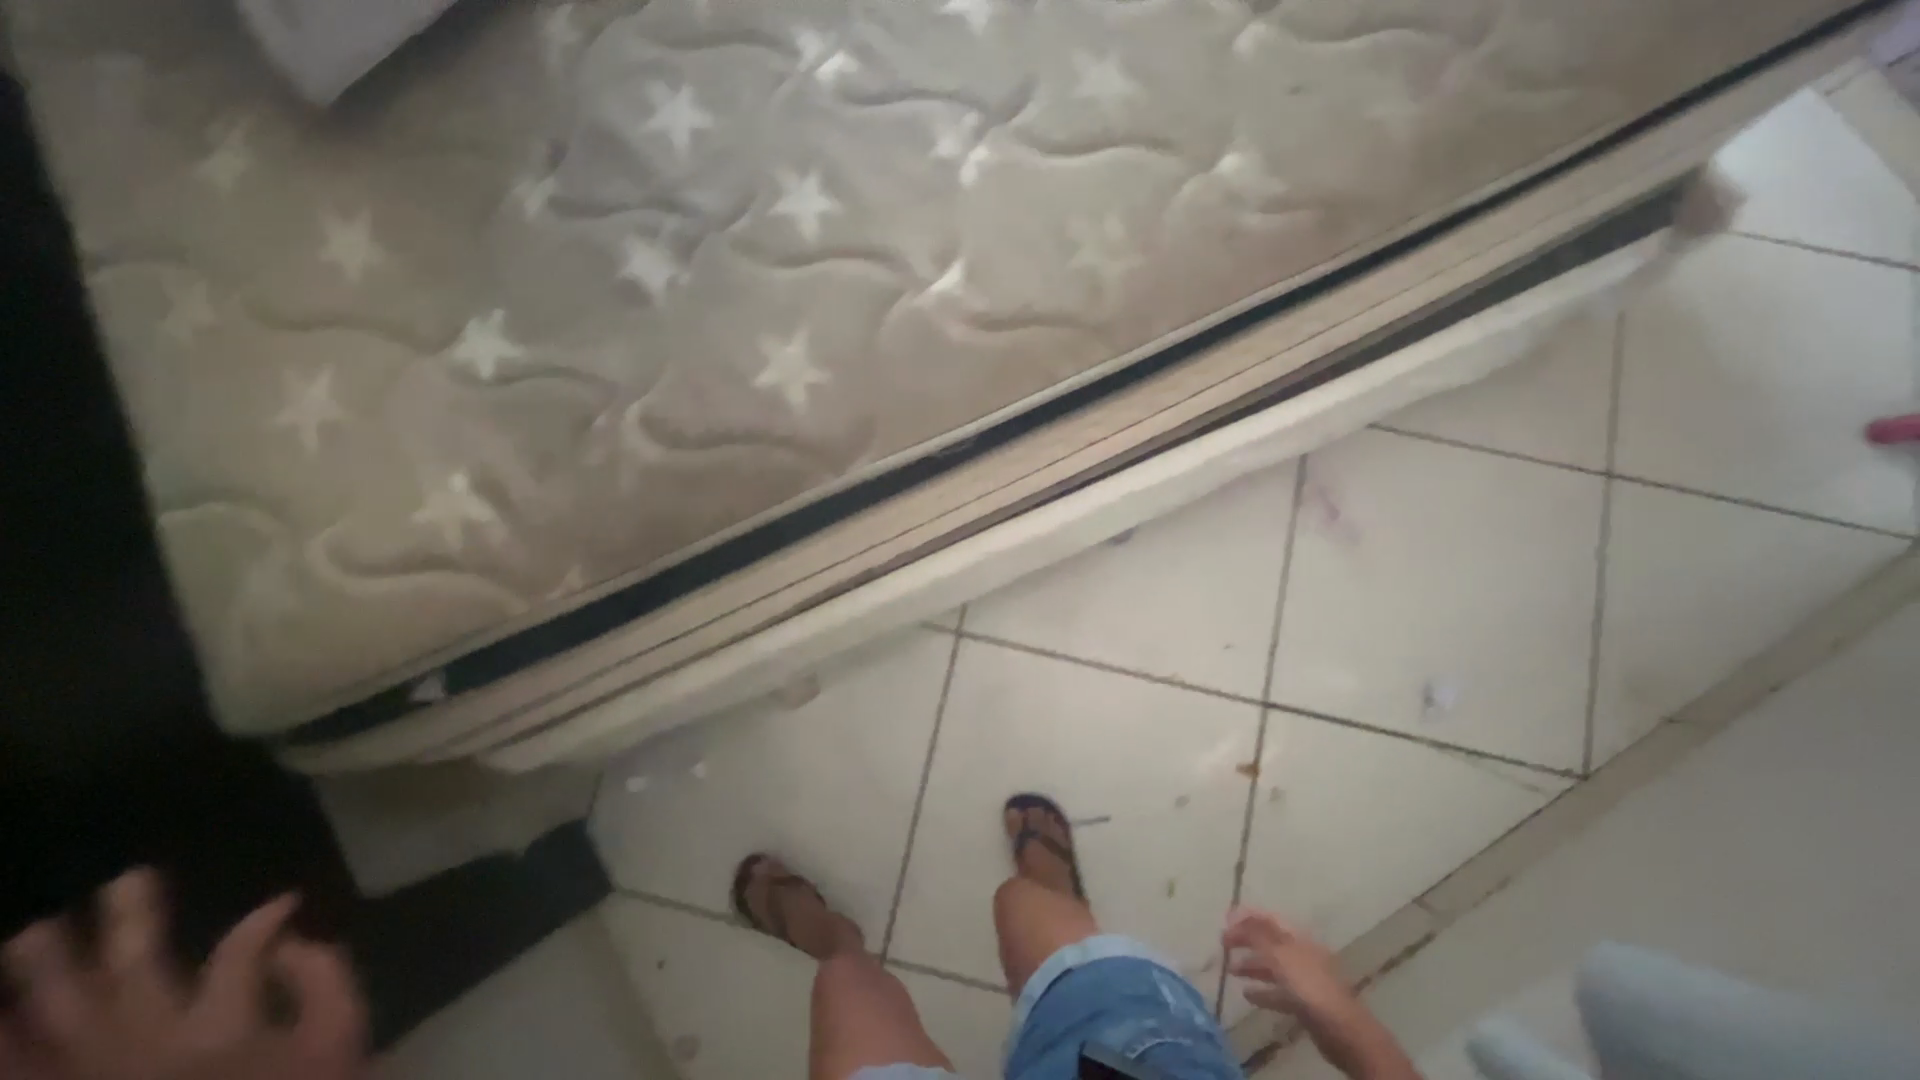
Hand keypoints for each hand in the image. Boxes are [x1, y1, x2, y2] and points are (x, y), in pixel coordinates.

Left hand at [0, 869, 367, 1079]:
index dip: (264, 920)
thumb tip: (290, 937)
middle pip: (131, 974)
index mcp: (222, 1029)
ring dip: (40, 977)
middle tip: (121, 881)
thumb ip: (324, 980)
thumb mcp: (340, 1040)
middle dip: (126, 923)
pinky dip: (9, 1050)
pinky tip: (3, 1023)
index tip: (285, 903)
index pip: (241, 950)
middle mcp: (149, 1049)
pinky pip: (28, 1074)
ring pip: (57, 1023)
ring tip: (30, 934)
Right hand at [1220, 906, 1357, 1021]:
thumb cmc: (1309, 986)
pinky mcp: (1304, 1004)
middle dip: (1246, 941)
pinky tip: (1247, 995)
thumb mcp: (1280, 955)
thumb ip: (1257, 935)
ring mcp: (1304, 980)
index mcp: (1298, 938)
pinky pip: (1278, 992)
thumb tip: (1238, 917)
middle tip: (1223, 945)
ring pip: (1273, 967)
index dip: (1247, 916)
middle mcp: (1301, 954)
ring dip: (1251, 966)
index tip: (1224, 921)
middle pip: (1269, 942)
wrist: (1341, 1029)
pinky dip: (1262, 991)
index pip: (1269, 919)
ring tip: (1230, 971)